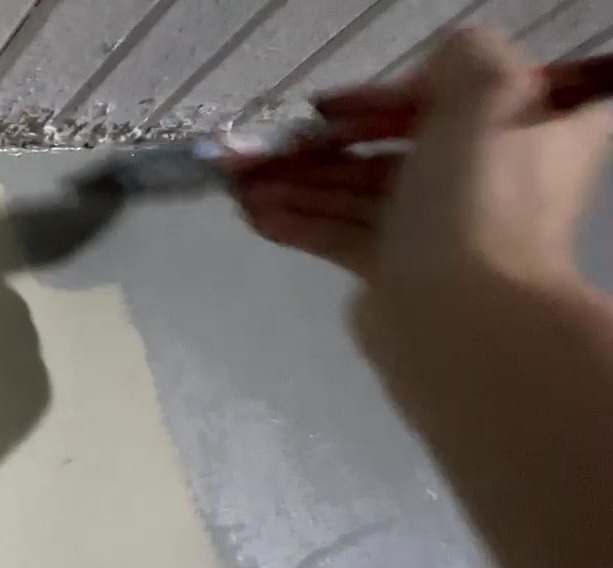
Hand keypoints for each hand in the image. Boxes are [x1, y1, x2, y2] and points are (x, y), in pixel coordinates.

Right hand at [235, 29, 612, 360]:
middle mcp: (485, 172)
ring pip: (353, 194)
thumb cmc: (477, 201)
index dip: (379, 98)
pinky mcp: (393, 265)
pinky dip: (297, 223)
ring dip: (293, 188)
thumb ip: (461, 60)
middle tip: (254, 156)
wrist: (456, 309)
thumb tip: (417, 76)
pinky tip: (254, 218)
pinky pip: (339, 234)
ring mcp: (435, 224)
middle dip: (316, 152)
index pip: (444, 98)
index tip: (321, 110)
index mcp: (530, 127)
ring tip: (236, 191)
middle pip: (388, 149)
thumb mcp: (490, 97)